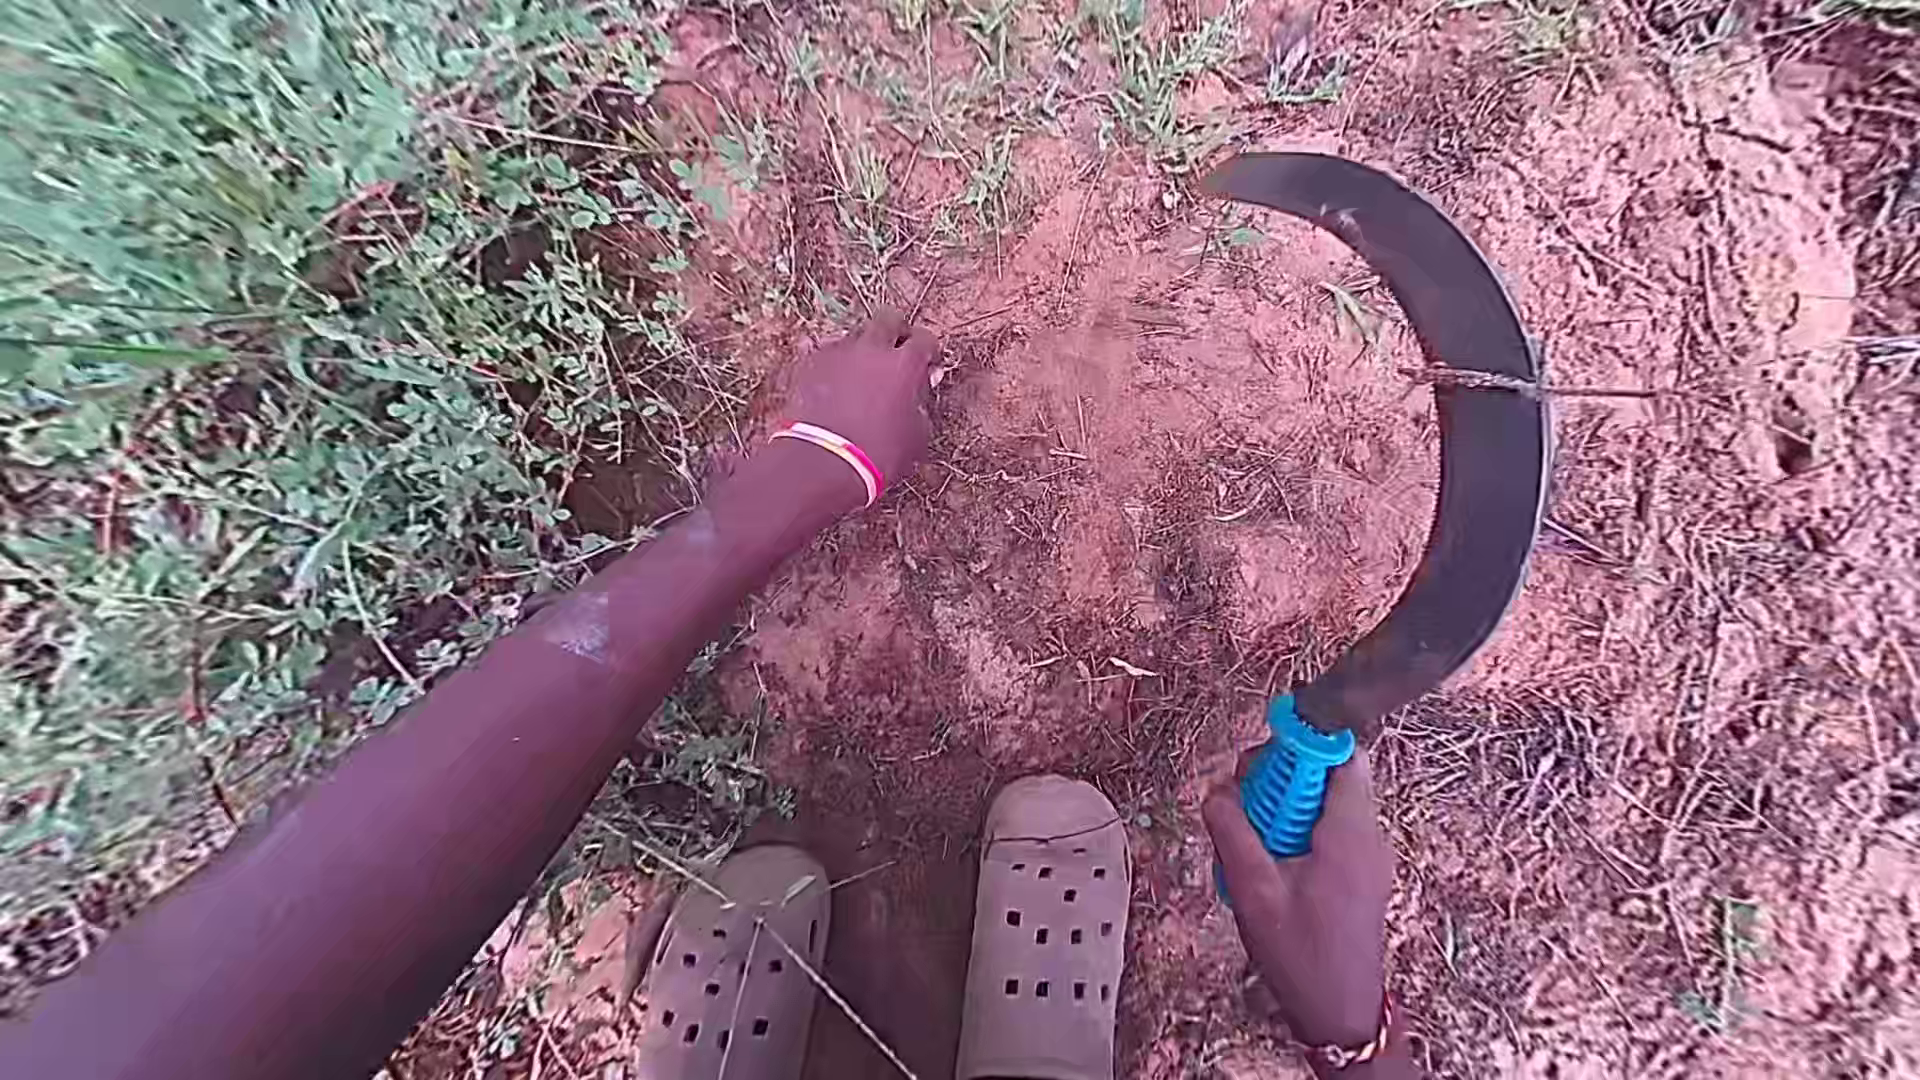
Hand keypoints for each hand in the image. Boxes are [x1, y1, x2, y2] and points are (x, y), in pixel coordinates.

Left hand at [784, 308, 937, 485]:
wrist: (823, 463)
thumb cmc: (879, 455)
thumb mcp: (916, 437)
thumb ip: (923, 403)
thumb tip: (925, 382)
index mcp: (905, 364)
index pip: (925, 341)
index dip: (929, 353)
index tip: (928, 368)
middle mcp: (872, 348)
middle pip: (889, 320)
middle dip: (897, 332)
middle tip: (898, 354)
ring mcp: (837, 352)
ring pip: (855, 334)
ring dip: (864, 347)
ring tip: (864, 372)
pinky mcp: (808, 363)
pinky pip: (822, 349)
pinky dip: (832, 359)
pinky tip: (833, 375)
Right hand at [1203, 749, 1392, 1049]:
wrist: (1341, 1017)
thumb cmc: (1299, 953)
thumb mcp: (1252, 888)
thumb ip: (1230, 827)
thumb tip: (1216, 787)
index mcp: (1349, 833)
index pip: (1344, 756)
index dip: (1305, 740)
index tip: (1263, 754)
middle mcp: (1365, 835)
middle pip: (1326, 771)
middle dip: (1280, 774)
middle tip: (1241, 798)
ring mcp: (1363, 853)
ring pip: (1320, 796)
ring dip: (1280, 800)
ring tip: (1247, 828)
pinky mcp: (1354, 867)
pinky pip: (1321, 822)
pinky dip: (1290, 822)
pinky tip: (1264, 852)